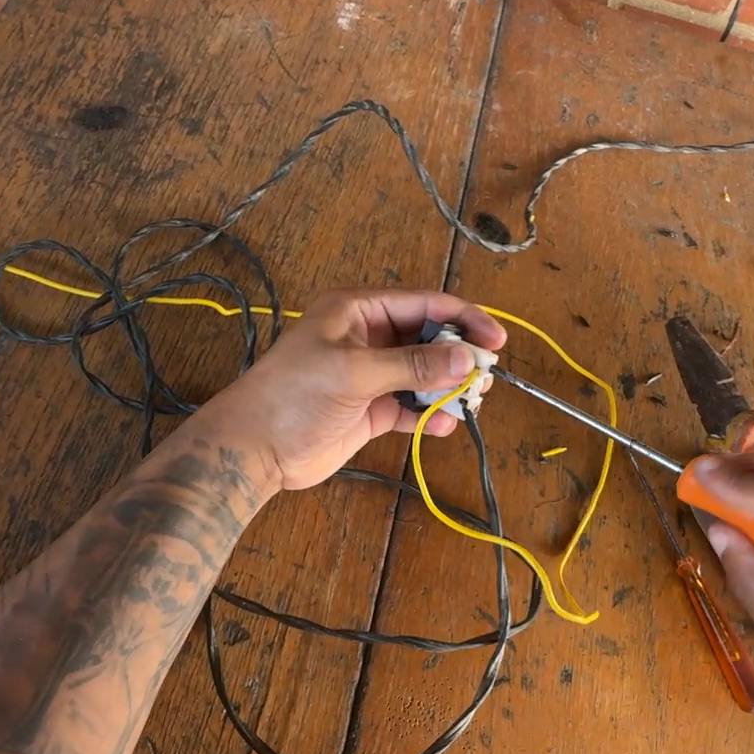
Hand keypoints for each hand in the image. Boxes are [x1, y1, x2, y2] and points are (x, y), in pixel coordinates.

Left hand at [191, 289, 505, 491]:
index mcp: (359, 311)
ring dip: (448, 387)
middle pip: (428, 339)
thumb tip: (466, 359)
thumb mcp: (355, 371)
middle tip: (486, 378)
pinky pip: (410, 408)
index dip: (463, 319)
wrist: (257, 447)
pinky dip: (429, 416)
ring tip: (472, 401)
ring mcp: (371, 376)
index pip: (423, 305)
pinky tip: (445, 425)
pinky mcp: (371, 410)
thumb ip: (412, 365)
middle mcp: (368, 338)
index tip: (496, 342)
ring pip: (424, 375)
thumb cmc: (296, 394)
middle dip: (459, 356)